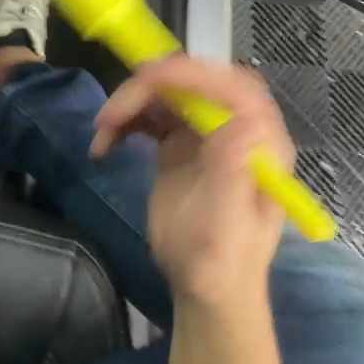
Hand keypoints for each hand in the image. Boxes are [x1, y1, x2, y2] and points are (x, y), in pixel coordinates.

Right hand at [92, 56, 295, 306]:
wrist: (203, 289)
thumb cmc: (220, 264)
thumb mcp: (225, 226)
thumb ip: (232, 174)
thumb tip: (246, 121)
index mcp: (261, 144)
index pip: (234, 89)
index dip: (194, 74)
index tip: (149, 77)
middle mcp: (237, 128)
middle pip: (196, 82)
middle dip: (151, 87)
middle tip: (112, 112)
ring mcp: (208, 132)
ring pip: (169, 92)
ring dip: (131, 103)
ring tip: (102, 131)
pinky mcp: (182, 140)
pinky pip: (151, 112)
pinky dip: (125, 120)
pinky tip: (105, 144)